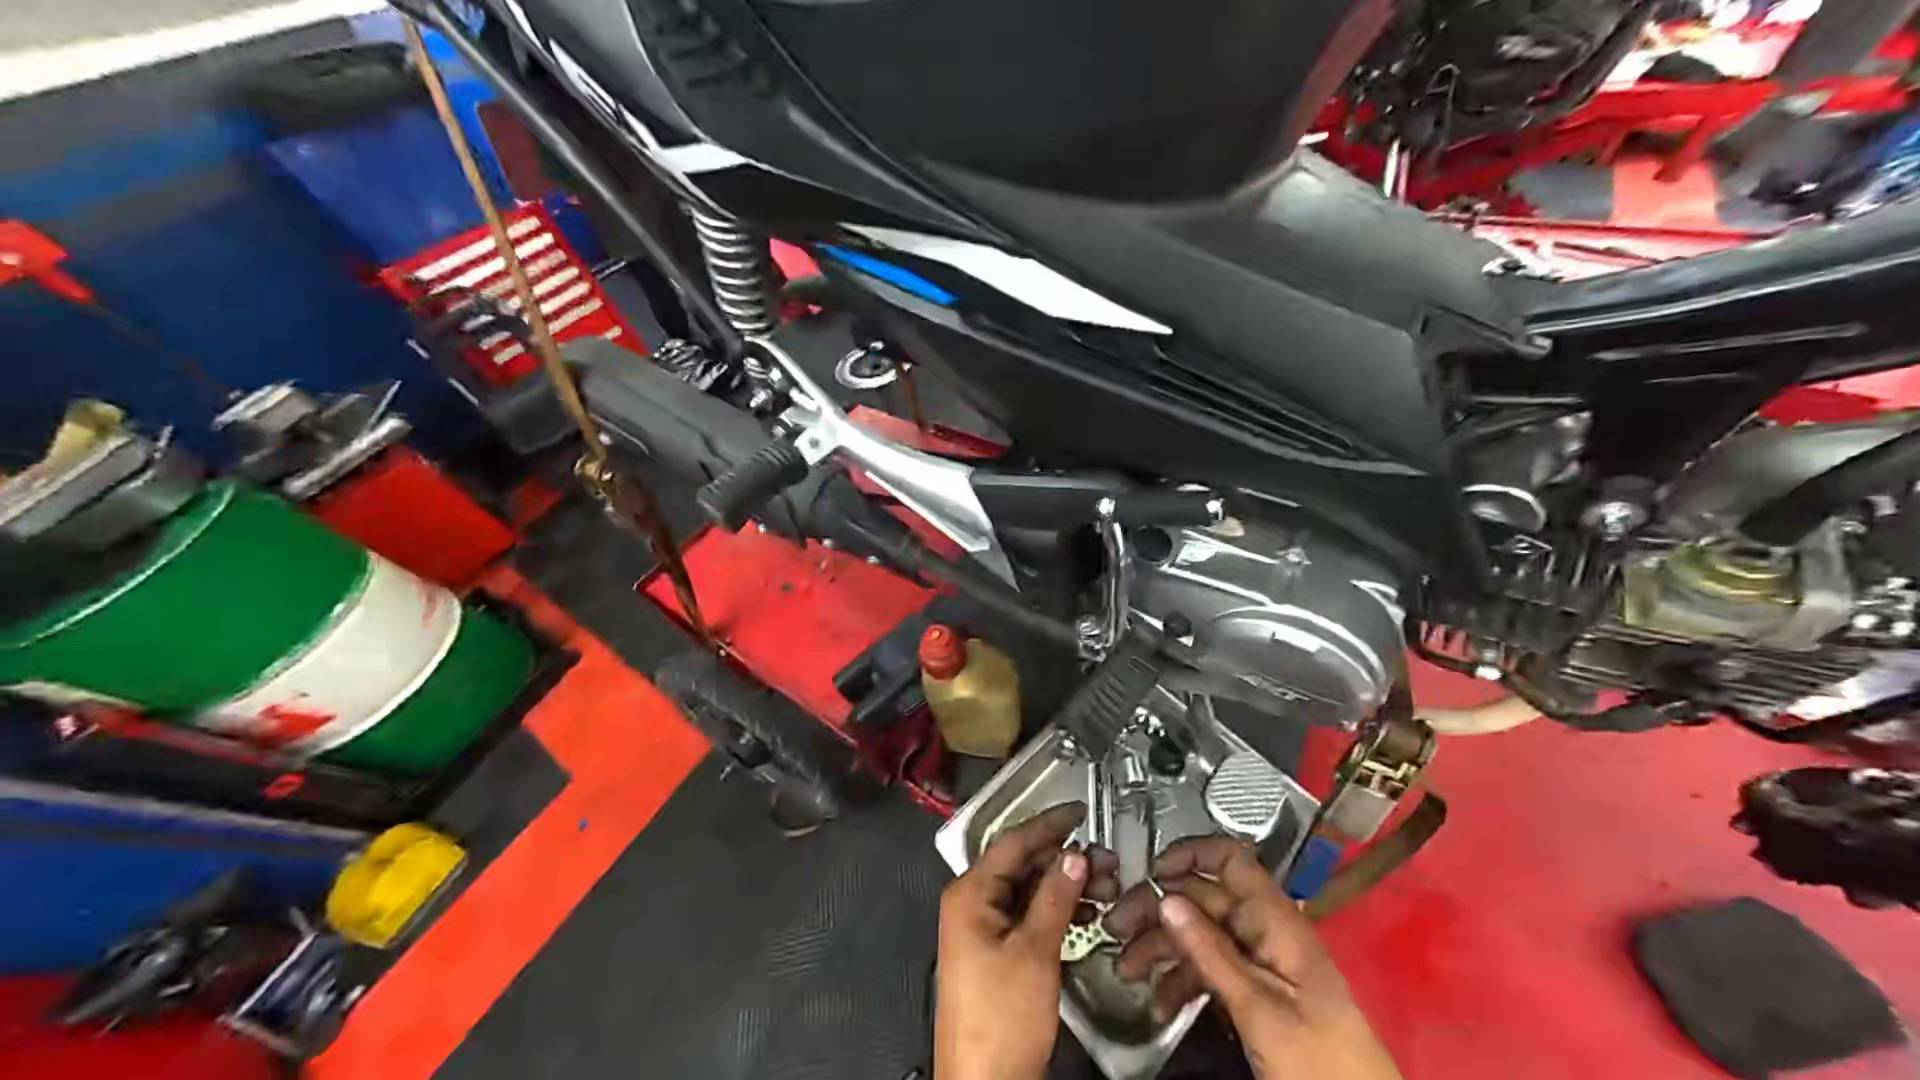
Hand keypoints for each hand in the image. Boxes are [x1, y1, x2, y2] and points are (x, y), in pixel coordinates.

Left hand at [934, 802, 1118, 1079]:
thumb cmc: (1000, 1021)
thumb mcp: (1034, 952)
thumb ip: (1054, 898)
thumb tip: (1073, 857)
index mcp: (970, 894)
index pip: (1013, 843)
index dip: (1049, 824)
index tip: (1077, 813)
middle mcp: (972, 903)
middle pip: (1021, 865)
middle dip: (1064, 859)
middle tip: (1103, 858)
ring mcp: (983, 928)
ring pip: (1028, 890)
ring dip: (1065, 885)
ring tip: (1104, 884)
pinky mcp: (997, 951)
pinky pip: (1028, 914)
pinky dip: (1056, 909)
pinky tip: (1086, 910)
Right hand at [1104, 836, 1400, 1079]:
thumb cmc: (1319, 1061)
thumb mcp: (1260, 1009)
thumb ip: (1211, 952)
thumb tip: (1166, 897)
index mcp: (1276, 921)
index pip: (1232, 861)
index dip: (1192, 855)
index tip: (1154, 871)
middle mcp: (1264, 932)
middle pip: (1202, 899)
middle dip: (1157, 910)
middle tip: (1117, 928)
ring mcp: (1258, 963)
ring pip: (1198, 935)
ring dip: (1159, 948)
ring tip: (1126, 970)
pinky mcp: (1255, 993)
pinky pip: (1208, 970)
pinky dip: (1180, 981)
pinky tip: (1159, 1002)